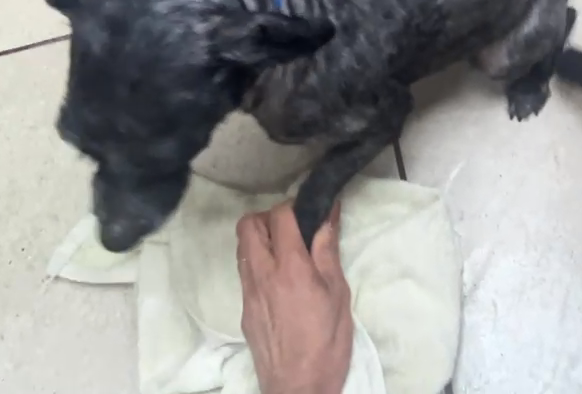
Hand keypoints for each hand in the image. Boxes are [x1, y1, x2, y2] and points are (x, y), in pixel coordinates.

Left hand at [237, 202, 353, 393]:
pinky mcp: (245, 311)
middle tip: (292, 227)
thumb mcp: (338, 293)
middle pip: (248, 226)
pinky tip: (280, 278)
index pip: (279, 216)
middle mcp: (262, 275)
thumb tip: (327, 215)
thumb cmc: (327, 341)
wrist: (299, 391)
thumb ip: (328, 251)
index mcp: (290, 268)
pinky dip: (259, 263)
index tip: (311, 210)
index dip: (295, 205)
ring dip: (260, 239)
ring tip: (286, 250)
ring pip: (242, 248)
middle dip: (268, 217)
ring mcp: (249, 294)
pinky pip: (246, 272)